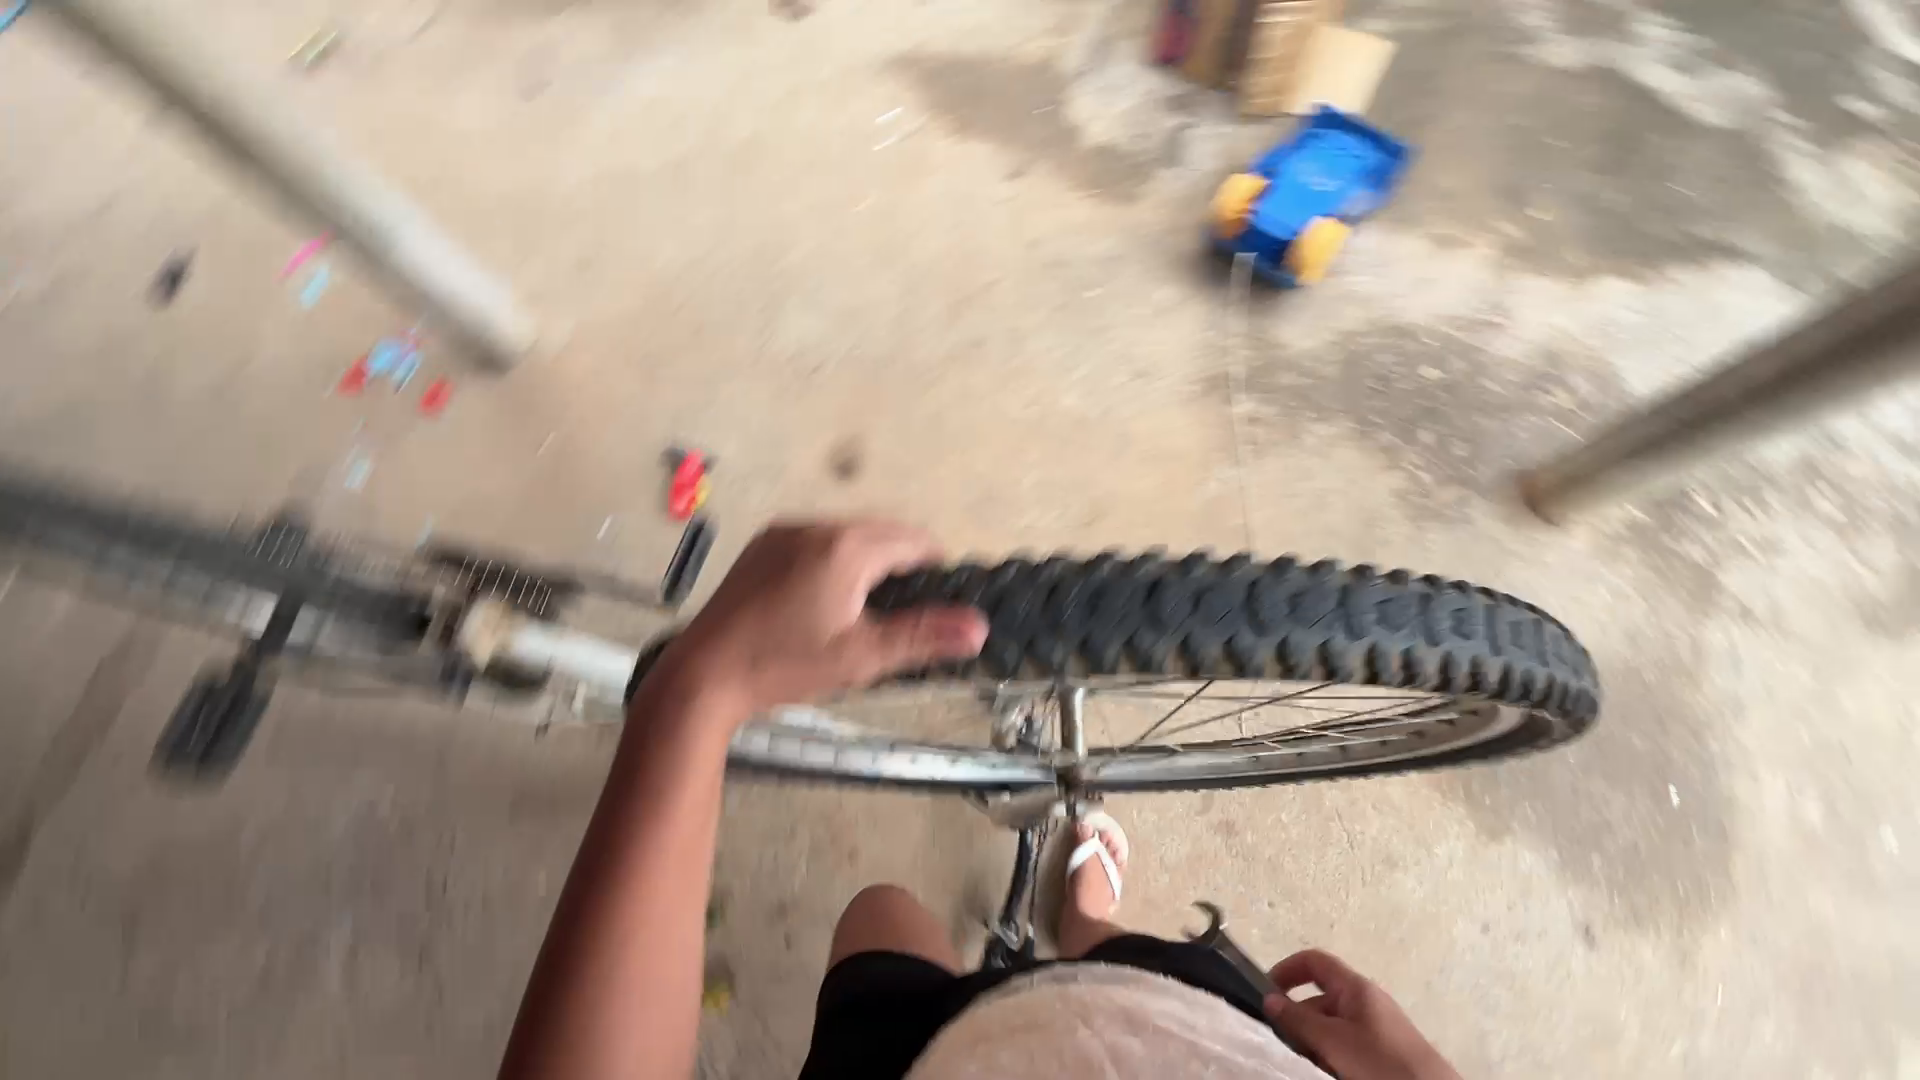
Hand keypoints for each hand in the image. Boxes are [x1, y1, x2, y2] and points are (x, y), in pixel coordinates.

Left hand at [649, 521, 987, 720]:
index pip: (913, 541)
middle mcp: (815, 526)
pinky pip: (815, 541)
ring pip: (847, 535)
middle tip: (902, 612)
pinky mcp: (761, 546)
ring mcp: (783, 533)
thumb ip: (924, 636)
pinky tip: (824, 599)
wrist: (703, 674)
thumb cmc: (786, 665)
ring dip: (867, 561)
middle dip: (900, 564)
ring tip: (864, 608)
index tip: (938, 600)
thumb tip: (981, 627)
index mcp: (846, 548)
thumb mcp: (862, 657)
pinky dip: (833, 560)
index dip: (934, 567)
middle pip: (880, 533)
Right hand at [1262, 950, 1461, 1079]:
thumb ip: (1298, 1020)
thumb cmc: (1383, 1066)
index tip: (1267, 994)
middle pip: (1320, 998)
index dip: (1287, 970)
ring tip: (1310, 1064)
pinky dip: (1333, 1056)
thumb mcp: (1334, 1042)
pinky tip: (1331, 1073)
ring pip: (1333, 1027)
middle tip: (1287, 1044)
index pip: (1313, 961)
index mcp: (1355, 988)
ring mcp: (1378, 1030)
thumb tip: (1269, 1000)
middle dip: (1300, 1019)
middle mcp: (1366, 1002)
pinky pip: (1348, 1046)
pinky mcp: (1386, 1055)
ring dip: (1315, 1042)